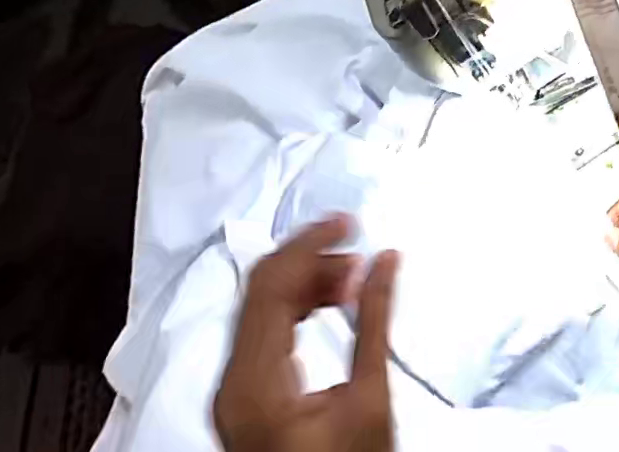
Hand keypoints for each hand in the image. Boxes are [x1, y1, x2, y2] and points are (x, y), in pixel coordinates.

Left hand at [215, 216, 398, 451]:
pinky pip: (266, 323)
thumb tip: (386, 257)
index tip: (349, 222)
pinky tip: (335, 299)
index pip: (272, 284)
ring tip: (355, 277)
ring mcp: (234, 386)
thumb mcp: (370, 397)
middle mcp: (232, 380)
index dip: (311, 243)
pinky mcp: (245, 390)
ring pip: (263, 301)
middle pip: (263, 288)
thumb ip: (375, 319)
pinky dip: (301, 300)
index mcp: (255, 382)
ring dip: (310, 277)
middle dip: (313, 257)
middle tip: (358, 248)